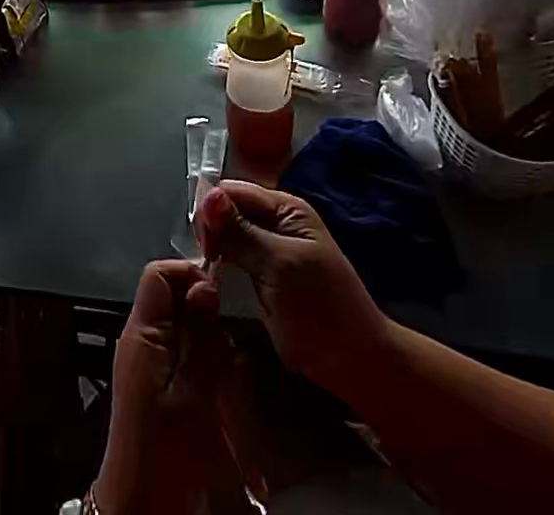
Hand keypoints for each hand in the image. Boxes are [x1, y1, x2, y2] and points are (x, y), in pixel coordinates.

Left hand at [94, 261, 228, 514]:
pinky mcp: (159, 379)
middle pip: (174, 296)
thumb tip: (207, 285)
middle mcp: (142, 339)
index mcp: (142, 334)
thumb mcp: (194, 391)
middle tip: (226, 337)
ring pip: (185, 322)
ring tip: (224, 368)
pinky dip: (206, 356)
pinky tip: (219, 384)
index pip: (159, 274)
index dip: (189, 274)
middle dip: (205, 308)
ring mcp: (149, 359)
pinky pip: (185, 349)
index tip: (219, 294)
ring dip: (209, 336)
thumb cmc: (166, 453)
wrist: (143, 505)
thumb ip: (204, 336)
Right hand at [196, 181, 391, 389]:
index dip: (212, 210)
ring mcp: (267, 251)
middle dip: (210, 232)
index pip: (233, 191)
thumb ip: (241, 232)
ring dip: (212, 252)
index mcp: (285, 209)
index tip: (201, 243)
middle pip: (226, 213)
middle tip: (203, 265)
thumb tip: (208, 195)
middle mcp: (274, 223)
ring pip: (225, 238)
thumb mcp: (279, 264)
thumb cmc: (321, 308)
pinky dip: (218, 268)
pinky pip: (230, 261)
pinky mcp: (260, 278)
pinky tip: (209, 284)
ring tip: (203, 276)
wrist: (351, 361)